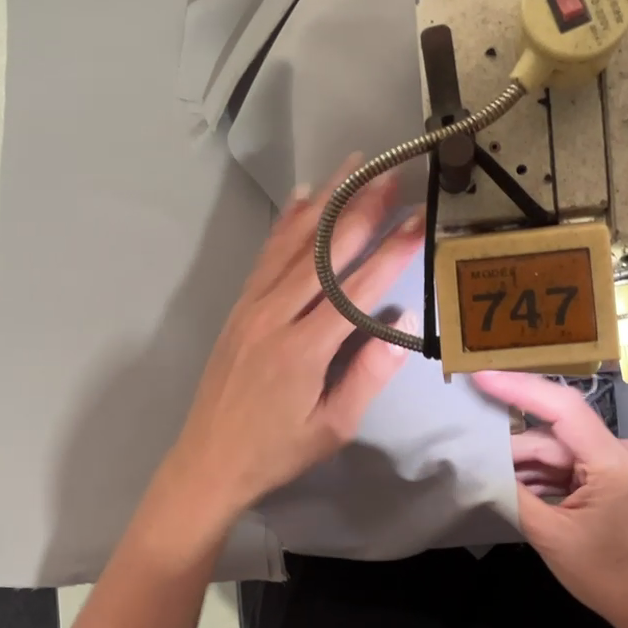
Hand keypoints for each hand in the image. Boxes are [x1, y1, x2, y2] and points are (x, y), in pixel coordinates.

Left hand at [159, 156, 424, 521]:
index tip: (419, 219)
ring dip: (326, 202)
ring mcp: (252, 307)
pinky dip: (286, 225)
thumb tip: (404, 324)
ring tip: (353, 165)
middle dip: (360, 208)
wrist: (208, 461)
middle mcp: (275, 316)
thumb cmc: (275, 452)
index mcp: (304, 349)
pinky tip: (303, 199)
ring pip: (293, 244)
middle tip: (391, 171)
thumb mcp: (332, 427)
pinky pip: (266, 256)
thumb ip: (368, 375)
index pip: (356, 288)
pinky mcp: (238, 308)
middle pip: (324, 252)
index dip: (391, 252)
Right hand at [472, 370, 627, 627]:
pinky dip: (546, 474)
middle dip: (513, 450)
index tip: (481, 377)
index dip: (518, 388)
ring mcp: (626, 460)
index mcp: (614, 463)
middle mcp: (626, 451)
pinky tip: (520, 487)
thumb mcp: (548, 535)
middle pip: (554, 436)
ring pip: (560, 449)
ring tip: (494, 481)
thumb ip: (510, 491)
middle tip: (473, 460)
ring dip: (527, 465)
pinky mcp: (620, 472)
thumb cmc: (605, 576)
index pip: (562, 409)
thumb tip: (475, 462)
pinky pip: (573, 462)